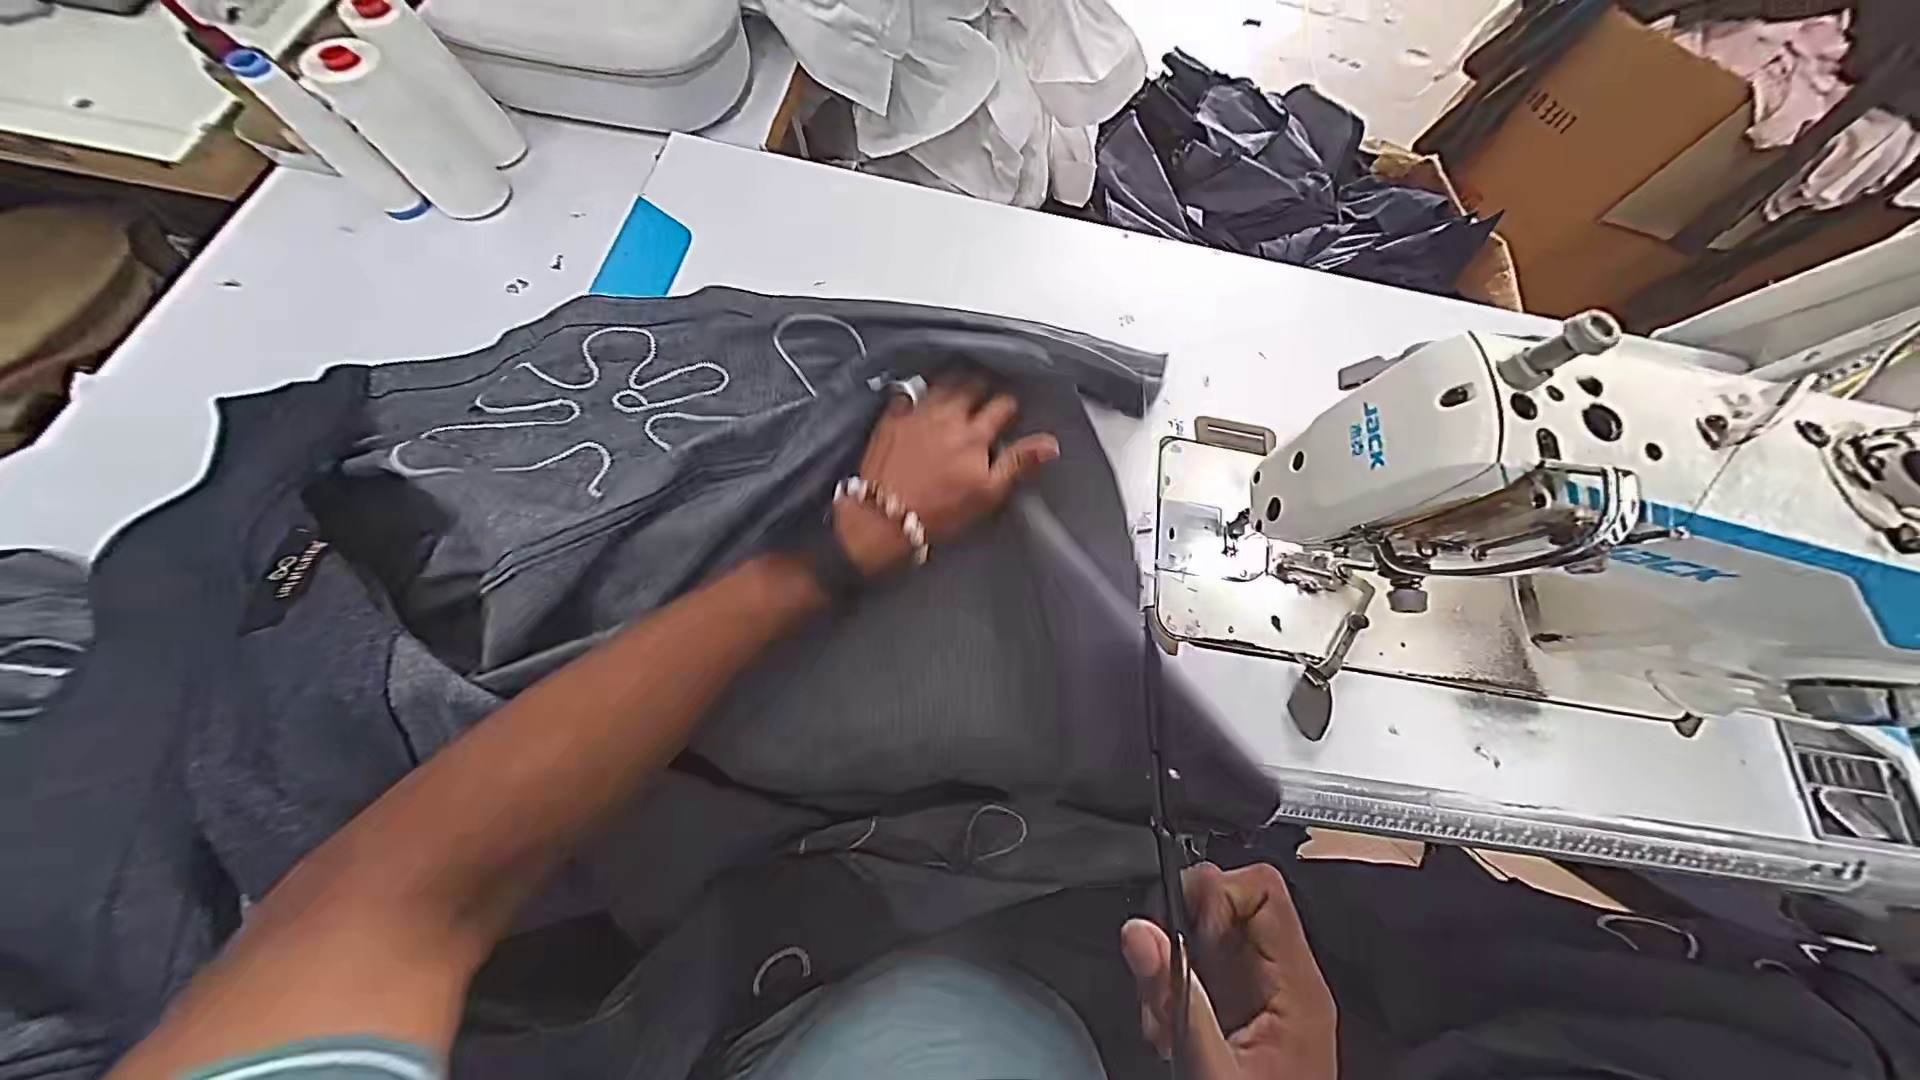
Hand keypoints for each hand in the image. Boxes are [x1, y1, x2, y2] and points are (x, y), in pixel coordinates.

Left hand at [834, 382, 1059, 576]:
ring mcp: (916, 414)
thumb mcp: (987, 494)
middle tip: (985, 396)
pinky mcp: (891, 420)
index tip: (1010, 412)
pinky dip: (917, 395)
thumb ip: (1019, 463)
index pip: (1001, 406)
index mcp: (974, 434)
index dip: (1009, 407)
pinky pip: (907, 394)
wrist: (884, 518)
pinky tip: (919, 401)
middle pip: (970, 387)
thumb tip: (1050, 444)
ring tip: (957, 391)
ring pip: (940, 385)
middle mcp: (946, 416)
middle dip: (982, 388)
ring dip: (952, 385)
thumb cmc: (937, 512)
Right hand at [1121, 862, 1336, 1079]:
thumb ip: (1178, 998)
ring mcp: (1256, 987)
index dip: (1220, 894)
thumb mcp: (1216, 1075)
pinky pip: (1195, 957)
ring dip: (1170, 956)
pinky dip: (1170, 976)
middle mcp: (1280, 977)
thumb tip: (1139, 930)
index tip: (1187, 933)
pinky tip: (1166, 1019)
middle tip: (1164, 975)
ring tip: (1163, 1011)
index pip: (1264, 890)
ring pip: (1204, 927)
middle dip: (1183, 929)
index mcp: (1297, 987)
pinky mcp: (1233, 1000)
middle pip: (1228, 900)